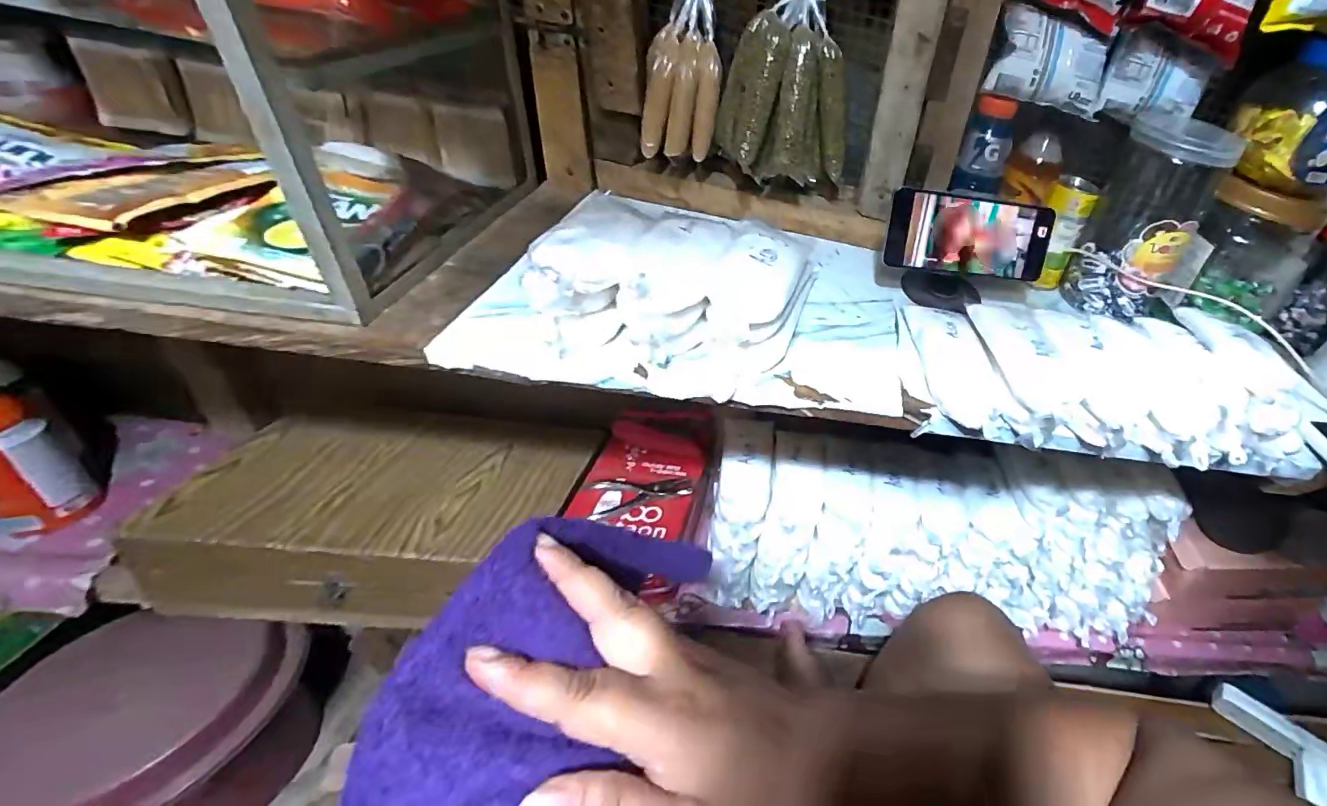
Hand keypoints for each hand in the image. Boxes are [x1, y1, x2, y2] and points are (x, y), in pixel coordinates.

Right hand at [464, 533, 838, 805]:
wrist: (848, 758)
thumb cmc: (763, 798)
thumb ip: (613, 805)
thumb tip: (535, 795)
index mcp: (658, 717)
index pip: (577, 693)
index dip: (525, 678)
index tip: (478, 652)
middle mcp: (685, 674)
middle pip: (622, 619)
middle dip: (580, 582)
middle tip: (546, 546)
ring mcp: (722, 663)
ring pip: (662, 623)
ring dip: (624, 600)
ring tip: (592, 581)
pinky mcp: (756, 667)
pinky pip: (732, 643)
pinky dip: (728, 631)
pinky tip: (772, 625)